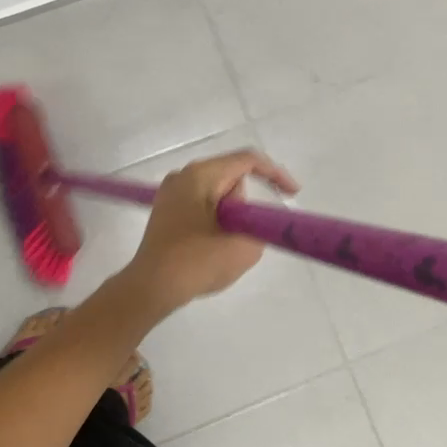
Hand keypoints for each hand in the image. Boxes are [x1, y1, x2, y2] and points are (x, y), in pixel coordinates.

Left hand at [118, 149, 298, 312]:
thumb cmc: (199, 262)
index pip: (247, 160)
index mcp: (201, 175)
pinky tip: (214, 244)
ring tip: (229, 243)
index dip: (275, 173)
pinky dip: (215, 216)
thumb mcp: (244, 243)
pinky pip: (200, 203)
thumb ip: (255, 219)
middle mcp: (182, 175)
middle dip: (246, 199)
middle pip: (229, 175)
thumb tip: (239, 210)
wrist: (152, 286)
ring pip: (214, 191)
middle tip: (253, 230)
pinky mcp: (165, 209)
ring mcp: (170, 191)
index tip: (293, 194)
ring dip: (230, 211)